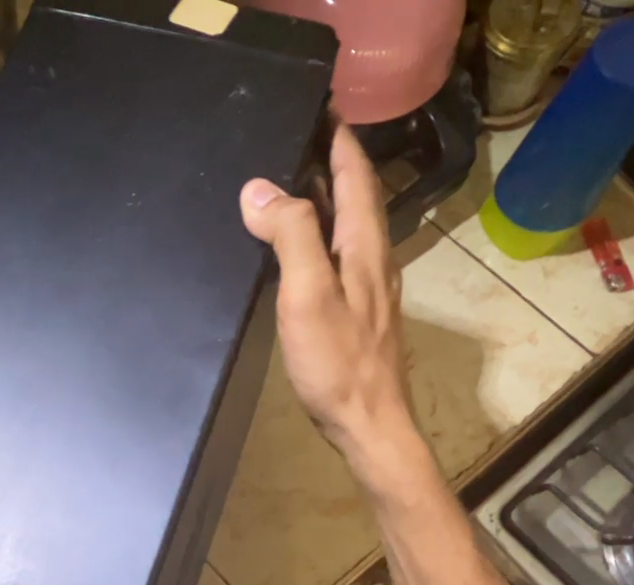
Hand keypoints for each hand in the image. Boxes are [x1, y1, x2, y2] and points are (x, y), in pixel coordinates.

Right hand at [239, 124, 417, 469]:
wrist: (368, 424)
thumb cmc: (338, 362)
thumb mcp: (308, 294)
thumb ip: (291, 236)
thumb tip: (259, 189)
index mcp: (365, 246)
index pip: (356, 174)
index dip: (339, 139)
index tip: (318, 110)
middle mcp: (373, 260)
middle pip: (355, 197)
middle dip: (329, 163)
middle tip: (293, 141)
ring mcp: (368, 289)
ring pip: (347, 229)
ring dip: (324, 201)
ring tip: (290, 184)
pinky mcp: (357, 315)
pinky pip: (337, 259)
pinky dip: (318, 239)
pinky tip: (299, 251)